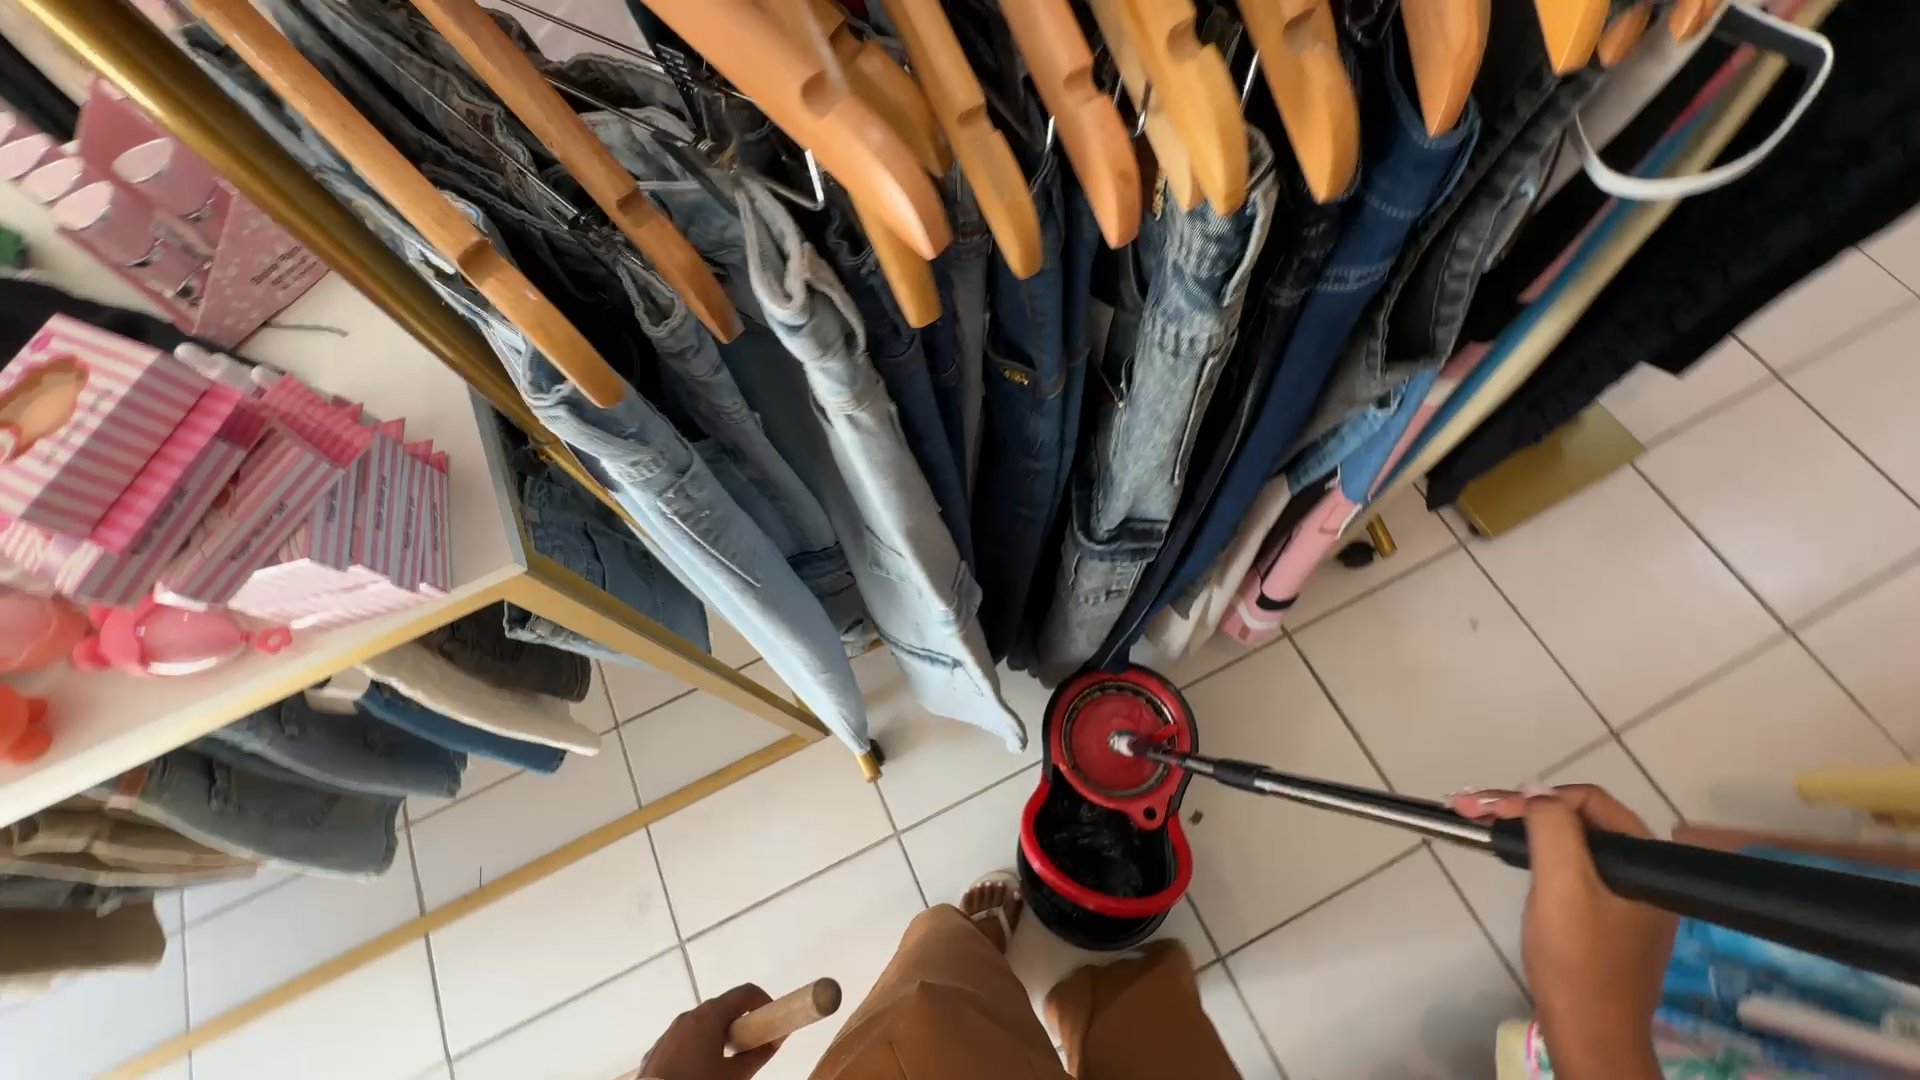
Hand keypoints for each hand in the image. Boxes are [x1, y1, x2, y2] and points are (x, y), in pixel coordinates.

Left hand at [638, 984, 779, 1079]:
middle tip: (750, 1048)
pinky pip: (684, 1041)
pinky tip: (698, 1072)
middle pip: (723, 1008)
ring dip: (718, 1037)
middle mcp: (689, 1015)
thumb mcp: (735, 1076)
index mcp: (710, 1014)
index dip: (764, 1002)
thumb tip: (779, 1037)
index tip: (771, 1022)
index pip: (745, 992)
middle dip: (741, 1024)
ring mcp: (669, 1032)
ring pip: (702, 1025)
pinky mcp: (657, 1050)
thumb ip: (760, 1054)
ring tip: (724, 1065)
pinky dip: (697, 1048)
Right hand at [1452, 785, 1674, 1079]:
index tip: (1487, 808)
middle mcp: (1641, 872)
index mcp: (1645, 863)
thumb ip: (1553, 829)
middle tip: (1470, 808)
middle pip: (1577, 817)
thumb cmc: (1576, 957)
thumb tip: (1535, 790)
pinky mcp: (1603, 910)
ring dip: (1522, 824)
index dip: (1535, 798)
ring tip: (1478, 820)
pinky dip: (1534, 848)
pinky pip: (1568, 862)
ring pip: (1568, 838)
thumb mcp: (1562, 885)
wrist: (1587, 1028)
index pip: (1588, 802)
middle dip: (1521, 807)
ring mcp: (1623, 892)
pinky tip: (1510, 850)